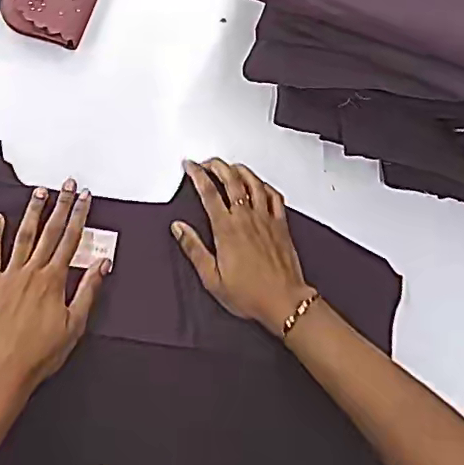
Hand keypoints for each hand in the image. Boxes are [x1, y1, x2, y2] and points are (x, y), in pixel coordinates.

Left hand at [0, 180, 108, 399]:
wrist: (1, 372)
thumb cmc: (39, 354)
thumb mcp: (74, 325)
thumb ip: (88, 290)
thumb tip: (101, 265)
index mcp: (53, 280)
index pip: (71, 239)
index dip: (79, 215)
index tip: (84, 197)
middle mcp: (31, 272)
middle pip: (50, 231)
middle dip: (61, 205)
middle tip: (67, 185)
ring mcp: (8, 276)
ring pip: (23, 235)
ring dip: (33, 212)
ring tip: (40, 192)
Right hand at [173, 160, 316, 336]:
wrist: (284, 301)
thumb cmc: (250, 294)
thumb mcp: (212, 278)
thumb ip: (194, 249)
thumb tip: (179, 229)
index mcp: (227, 229)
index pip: (209, 192)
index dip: (197, 175)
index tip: (190, 166)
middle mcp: (246, 218)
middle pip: (231, 180)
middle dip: (217, 166)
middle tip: (207, 163)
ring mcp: (265, 219)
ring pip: (253, 183)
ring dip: (239, 170)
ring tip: (230, 166)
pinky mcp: (281, 224)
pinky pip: (274, 196)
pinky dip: (264, 185)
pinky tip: (259, 184)